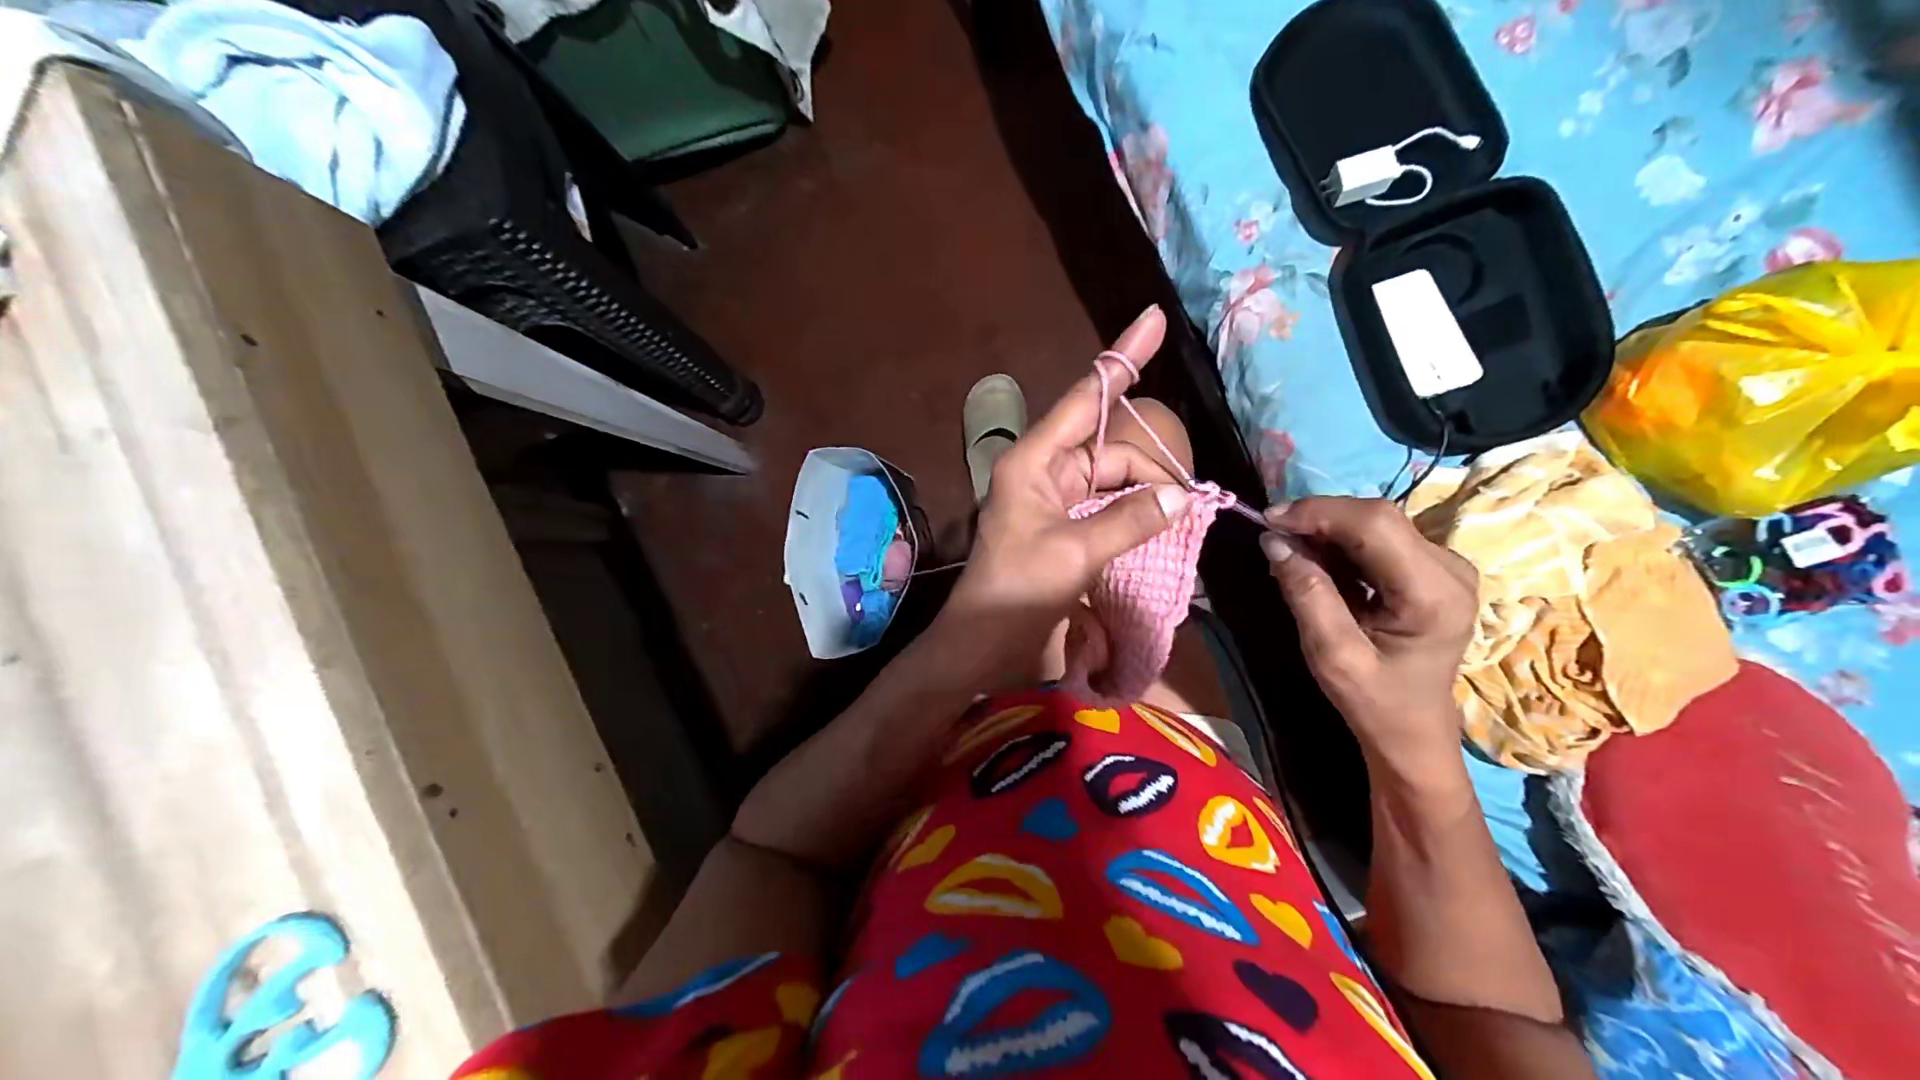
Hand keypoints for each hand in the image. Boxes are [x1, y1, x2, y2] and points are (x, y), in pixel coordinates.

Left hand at [943, 306, 1191, 662]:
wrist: (982, 641)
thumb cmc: (1017, 591)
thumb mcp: (1076, 553)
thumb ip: (1130, 519)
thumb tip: (1182, 495)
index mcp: (1033, 461)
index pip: (1083, 397)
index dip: (1121, 359)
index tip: (1154, 318)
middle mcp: (1043, 470)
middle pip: (1107, 444)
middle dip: (1149, 462)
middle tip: (1189, 495)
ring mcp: (1052, 498)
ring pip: (1111, 475)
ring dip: (1145, 489)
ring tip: (1181, 511)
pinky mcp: (1062, 524)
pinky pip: (1106, 501)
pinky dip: (1133, 508)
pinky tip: (1160, 518)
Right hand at [1262, 497, 1477, 784]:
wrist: (1412, 728)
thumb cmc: (1373, 700)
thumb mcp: (1331, 654)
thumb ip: (1306, 593)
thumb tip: (1274, 540)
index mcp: (1434, 594)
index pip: (1376, 525)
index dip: (1319, 513)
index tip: (1268, 522)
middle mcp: (1451, 569)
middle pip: (1378, 517)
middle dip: (1319, 518)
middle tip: (1273, 536)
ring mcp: (1446, 565)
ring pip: (1376, 522)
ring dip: (1326, 528)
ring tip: (1289, 550)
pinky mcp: (1433, 567)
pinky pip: (1379, 536)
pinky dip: (1340, 540)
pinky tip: (1316, 559)